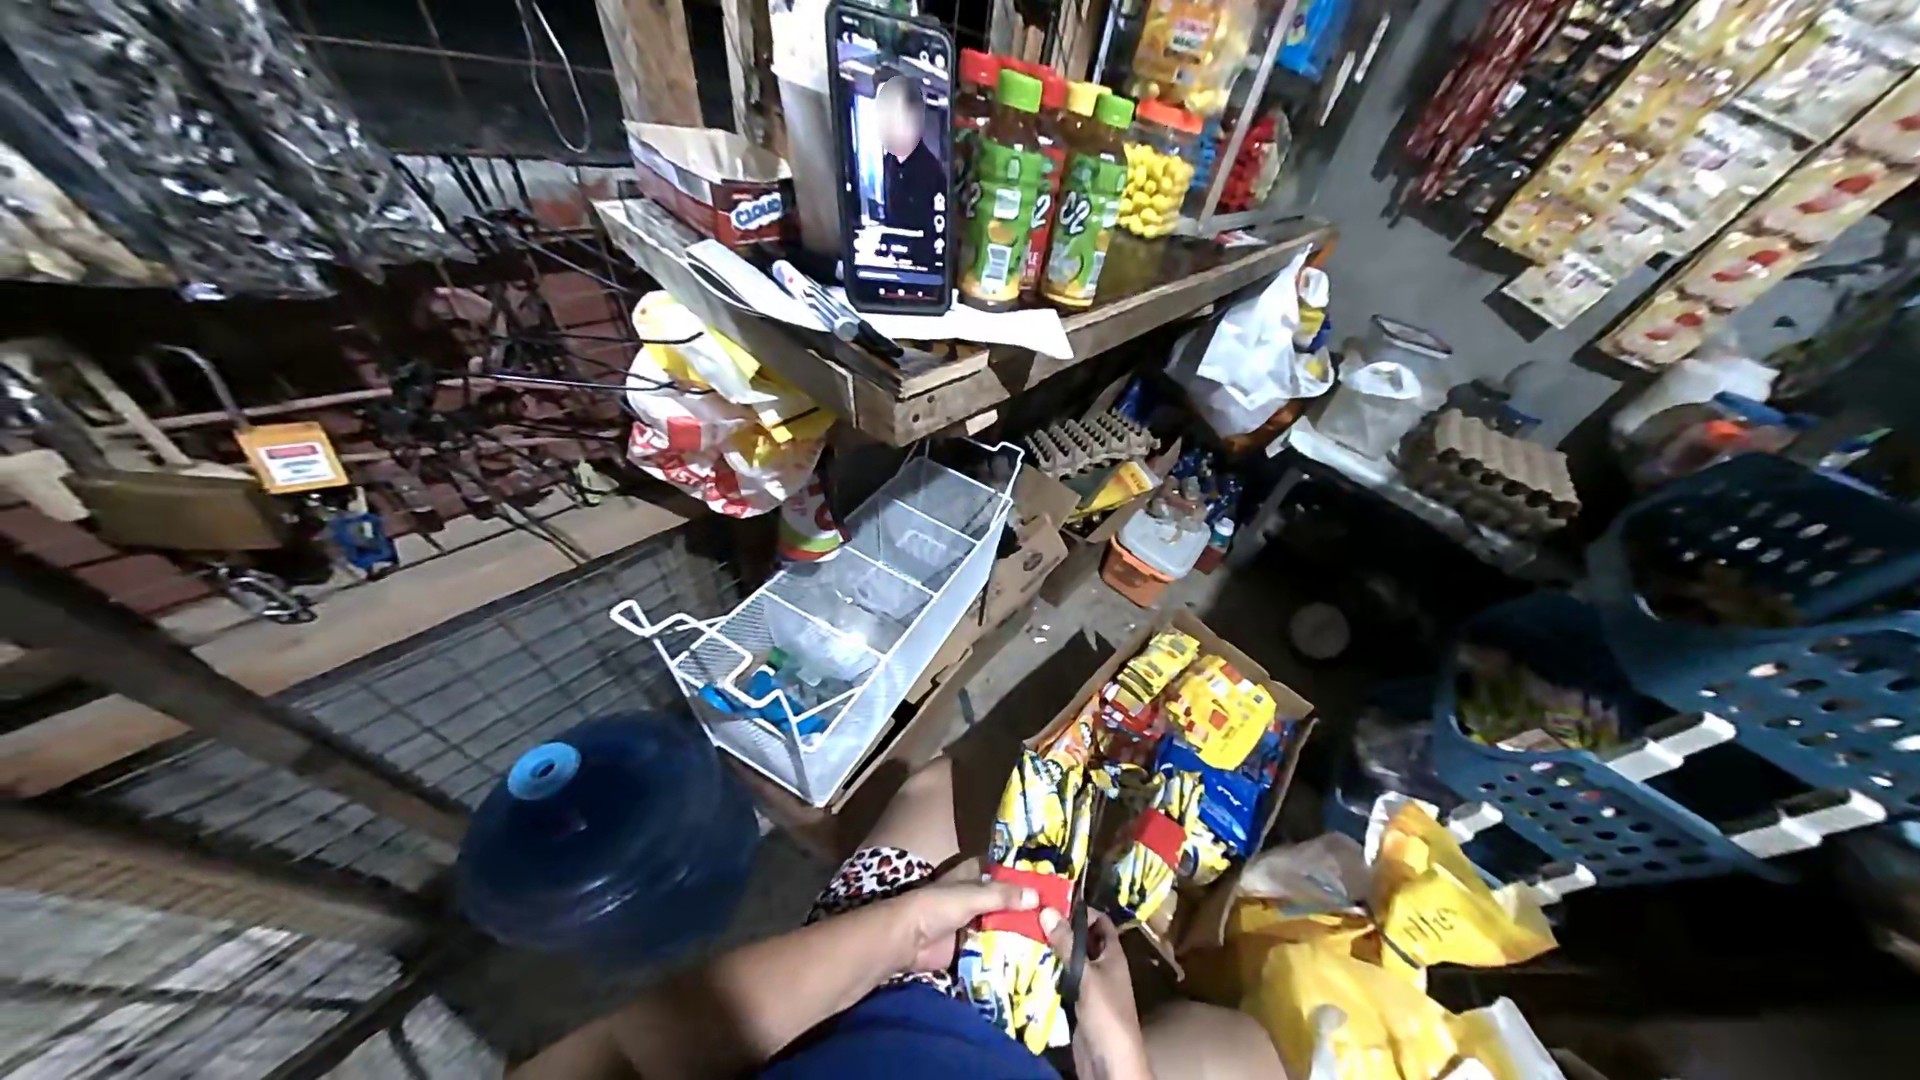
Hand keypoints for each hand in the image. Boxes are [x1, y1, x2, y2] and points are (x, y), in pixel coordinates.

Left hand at [877, 859, 1038, 974]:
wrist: (908, 940)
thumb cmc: (936, 906)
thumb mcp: (971, 895)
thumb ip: (1002, 895)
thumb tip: (1037, 896)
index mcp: (974, 874)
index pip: (1004, 870)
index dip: (1024, 875)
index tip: (1051, 883)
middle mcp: (976, 895)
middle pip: (1006, 899)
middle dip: (1026, 907)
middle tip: (1057, 916)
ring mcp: (974, 921)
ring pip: (1002, 923)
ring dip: (1020, 930)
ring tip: (1052, 938)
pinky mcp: (971, 945)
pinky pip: (995, 946)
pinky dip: (1009, 950)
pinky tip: (1033, 956)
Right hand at [1045, 908, 1152, 1079]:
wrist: (1110, 1065)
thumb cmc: (1106, 1014)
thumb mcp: (1086, 975)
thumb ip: (1067, 944)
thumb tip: (1047, 909)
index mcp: (1113, 954)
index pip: (1100, 920)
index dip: (1081, 909)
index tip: (1054, 901)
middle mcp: (1102, 966)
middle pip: (1081, 939)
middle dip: (1060, 928)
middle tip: (1033, 916)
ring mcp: (1090, 986)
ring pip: (1069, 960)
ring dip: (1051, 950)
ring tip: (1025, 934)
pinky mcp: (1077, 1004)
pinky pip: (1062, 980)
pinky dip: (1049, 972)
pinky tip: (1028, 964)